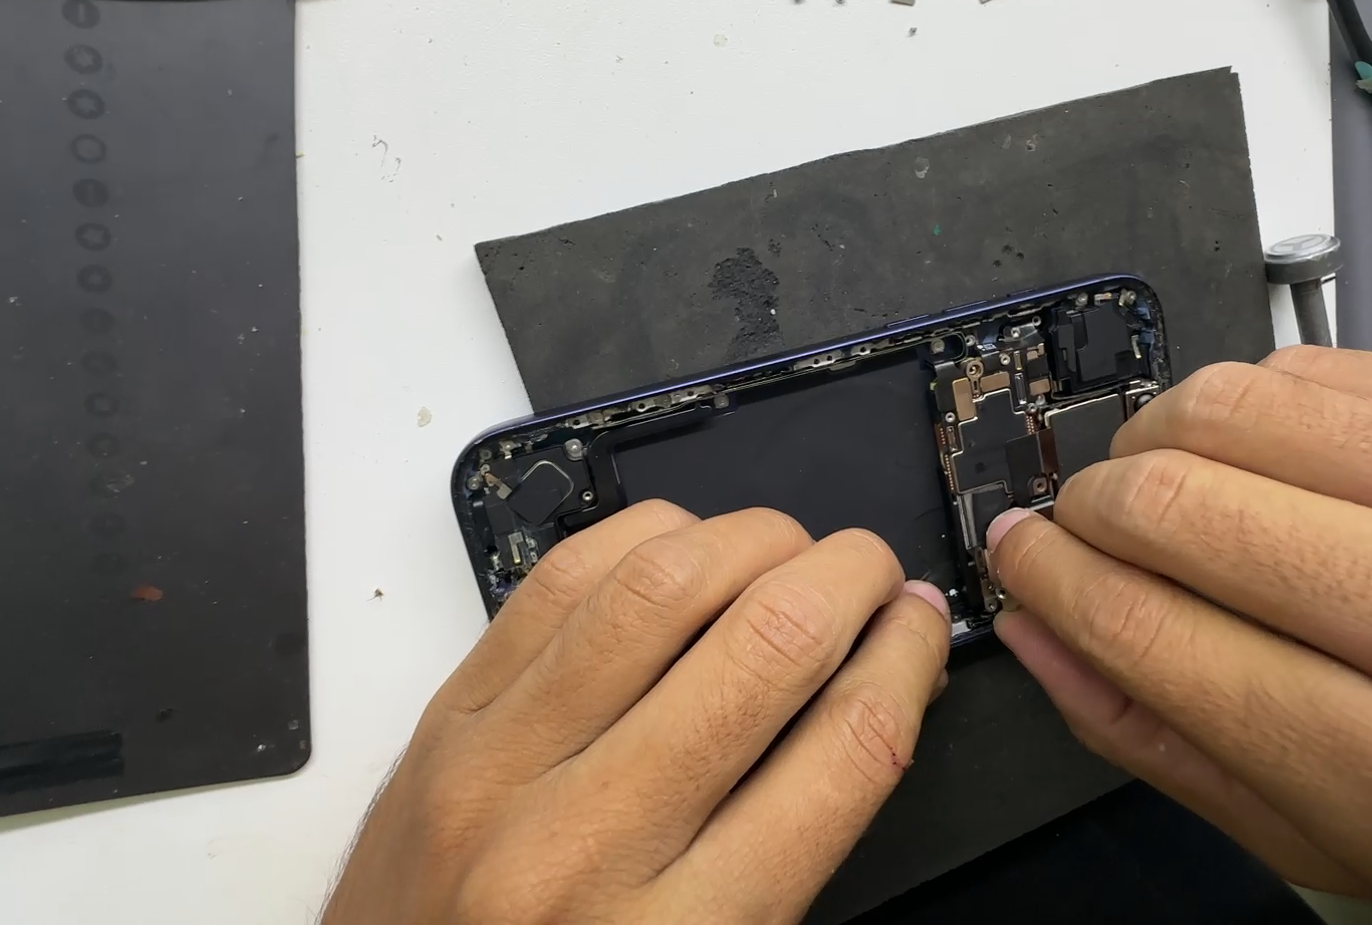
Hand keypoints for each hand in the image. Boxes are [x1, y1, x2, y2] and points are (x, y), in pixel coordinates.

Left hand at [323, 503, 951, 924]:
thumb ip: (805, 823)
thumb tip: (877, 673)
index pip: (844, 751)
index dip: (907, 659)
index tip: (920, 622)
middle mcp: (587, 837)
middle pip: (764, 645)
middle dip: (848, 577)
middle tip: (872, 571)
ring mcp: (501, 757)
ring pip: (665, 582)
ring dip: (757, 538)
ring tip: (789, 550)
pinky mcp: (451, 706)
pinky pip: (568, 571)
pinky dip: (654, 533)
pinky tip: (688, 549)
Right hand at [988, 347, 1371, 923]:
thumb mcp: (1361, 858)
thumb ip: (1167, 741)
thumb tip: (1036, 624)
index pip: (1160, 637)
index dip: (1048, 581)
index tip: (1017, 556)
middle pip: (1182, 505)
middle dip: (1087, 510)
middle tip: (1084, 528)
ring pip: (1237, 408)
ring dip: (1153, 442)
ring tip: (1166, 485)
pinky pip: (1325, 367)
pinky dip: (1247, 406)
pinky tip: (1261, 456)